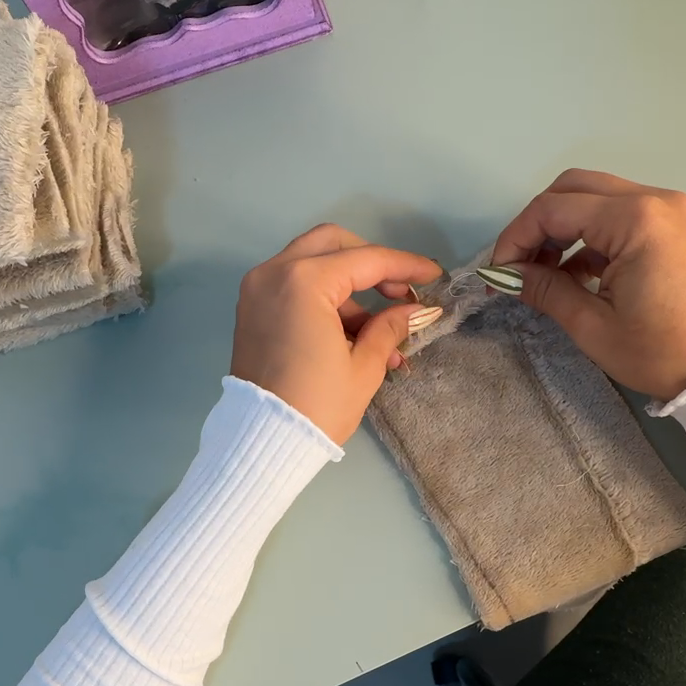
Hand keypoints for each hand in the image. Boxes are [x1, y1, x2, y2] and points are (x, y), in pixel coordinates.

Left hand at [231, 225, 443, 442]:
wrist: (263, 441)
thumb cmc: (317, 405)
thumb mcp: (364, 366)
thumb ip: (390, 327)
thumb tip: (416, 310)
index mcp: (303, 282)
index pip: (365, 260)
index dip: (405, 266)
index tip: (433, 275)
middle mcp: (274, 273)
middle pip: (333, 245)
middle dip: (371, 263)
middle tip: (399, 292)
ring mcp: (257, 289)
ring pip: (312, 264)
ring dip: (349, 287)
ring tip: (382, 332)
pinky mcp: (252, 309)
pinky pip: (294, 287)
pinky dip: (324, 300)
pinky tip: (354, 335)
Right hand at [492, 170, 685, 400]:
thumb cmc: (657, 353)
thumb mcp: (590, 325)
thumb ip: (543, 288)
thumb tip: (503, 275)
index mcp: (636, 220)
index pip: (554, 208)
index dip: (516, 237)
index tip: (498, 272)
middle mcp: (655, 199)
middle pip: (573, 188)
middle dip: (536, 224)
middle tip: (517, 266)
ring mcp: (668, 209)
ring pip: (594, 196)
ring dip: (561, 227)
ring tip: (542, 272)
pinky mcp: (673, 223)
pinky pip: (617, 213)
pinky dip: (588, 234)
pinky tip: (573, 271)